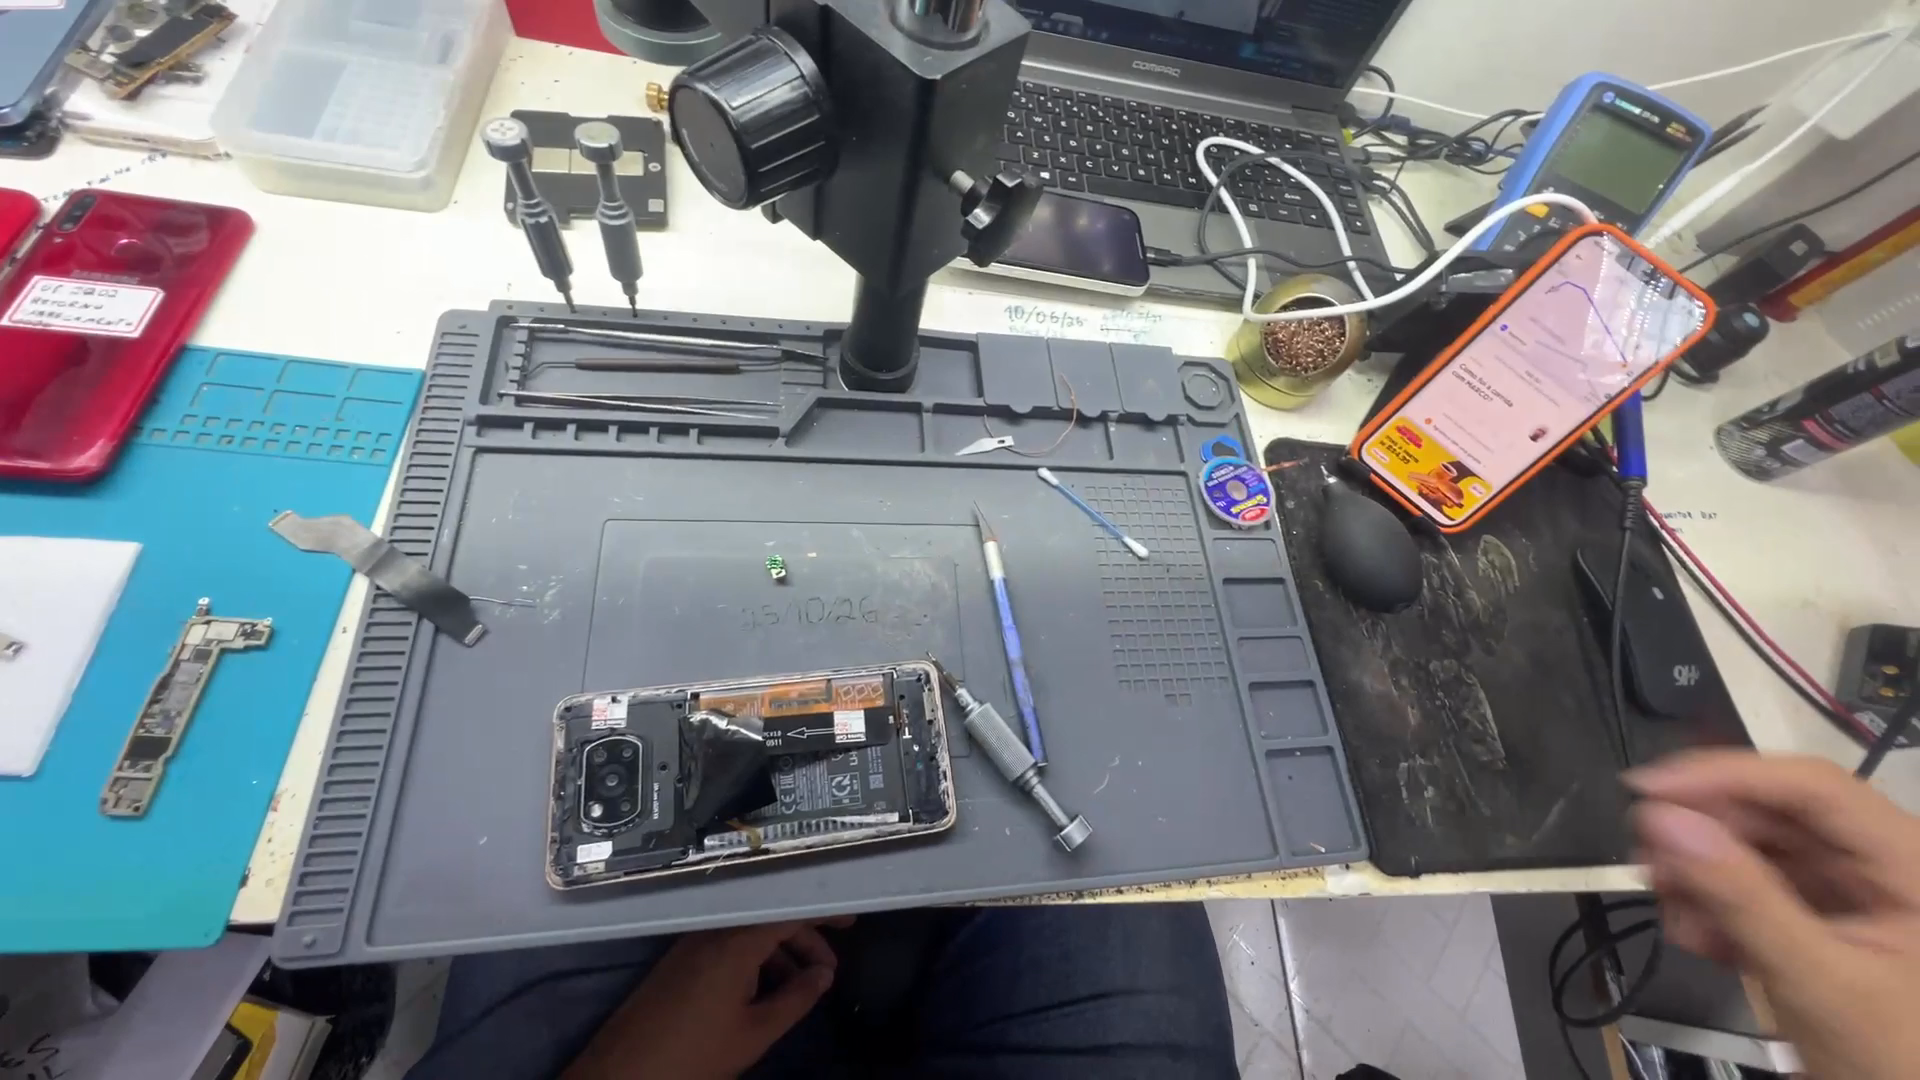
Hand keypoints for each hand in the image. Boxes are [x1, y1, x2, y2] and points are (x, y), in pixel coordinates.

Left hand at [561, 918, 849, 1079]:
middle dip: (805, 940)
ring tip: (801, 986)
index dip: (823, 914)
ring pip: (750, 933)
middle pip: (771, 920)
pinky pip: (728, 945)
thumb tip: (825, 974)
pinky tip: (765, 990)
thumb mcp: (754, 1032)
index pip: (789, 911)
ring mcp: (694, 943)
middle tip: (827, 972)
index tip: (850, 921)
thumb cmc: (693, 1055)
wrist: (619, 1075)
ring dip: (780, 953)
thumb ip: (796, 999)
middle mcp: (716, 930)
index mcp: (736, 941)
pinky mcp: (681, 960)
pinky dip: (754, 960)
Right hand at [1626, 751, 1919, 1079]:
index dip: (1724, 775)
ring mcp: (1858, 896)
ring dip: (1697, 875)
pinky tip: (1701, 938)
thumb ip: (1741, 898)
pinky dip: (1712, 903)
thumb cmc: (1897, 1059)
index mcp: (1916, 870)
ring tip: (1675, 916)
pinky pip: (1752, 886)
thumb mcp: (1819, 982)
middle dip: (1699, 838)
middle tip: (1645, 862)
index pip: (1812, 787)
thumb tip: (1657, 818)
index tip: (1643, 791)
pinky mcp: (1827, 919)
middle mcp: (1889, 868)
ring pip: (1752, 849)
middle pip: (1772, 816)